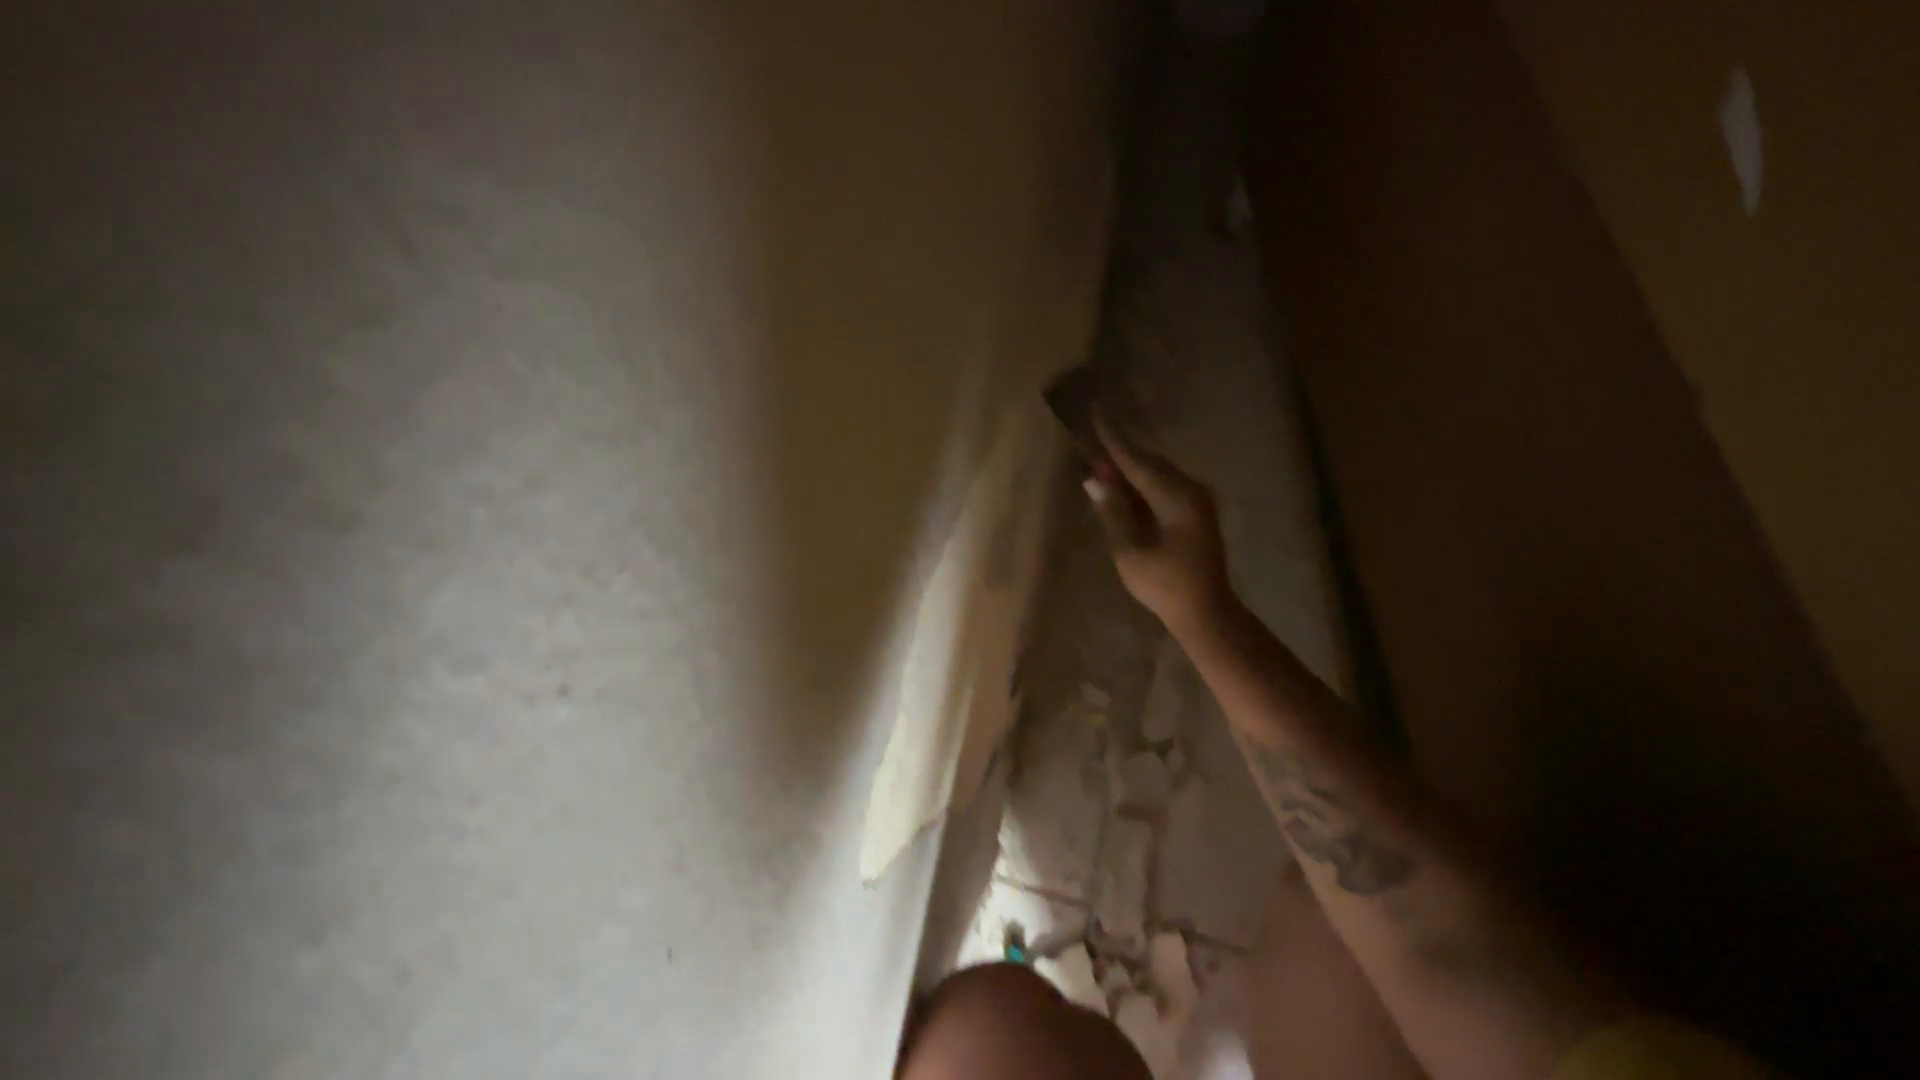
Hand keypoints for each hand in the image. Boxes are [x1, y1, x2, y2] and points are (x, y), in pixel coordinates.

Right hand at [1084, 412, 1237, 637]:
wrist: (1206, 612)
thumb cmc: (1165, 585)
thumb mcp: (1130, 550)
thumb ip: (1113, 511)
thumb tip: (1094, 479)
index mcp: (1176, 497)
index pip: (1136, 460)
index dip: (1112, 439)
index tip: (1096, 412)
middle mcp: (1191, 490)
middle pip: (1149, 463)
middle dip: (1120, 455)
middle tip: (1091, 445)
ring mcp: (1198, 501)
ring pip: (1158, 474)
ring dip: (1131, 471)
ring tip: (1102, 467)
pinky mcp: (1197, 513)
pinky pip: (1165, 487)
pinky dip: (1143, 485)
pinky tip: (1125, 489)